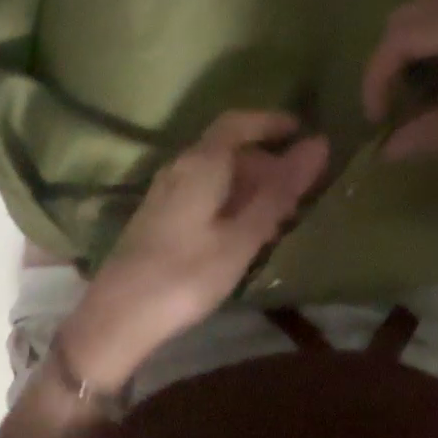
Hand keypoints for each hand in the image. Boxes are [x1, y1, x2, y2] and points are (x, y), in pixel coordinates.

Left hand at [59, 110, 328, 385]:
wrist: (119, 316)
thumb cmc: (187, 275)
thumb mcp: (242, 236)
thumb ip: (280, 191)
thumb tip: (318, 145)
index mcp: (200, 163)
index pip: (238, 123)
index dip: (271, 122)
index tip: (303, 132)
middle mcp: (179, 168)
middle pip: (227, 150)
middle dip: (267, 163)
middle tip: (303, 189)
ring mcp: (165, 194)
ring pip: (216, 176)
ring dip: (250, 187)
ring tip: (283, 217)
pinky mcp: (159, 219)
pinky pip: (203, 196)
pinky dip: (231, 204)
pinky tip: (247, 234)